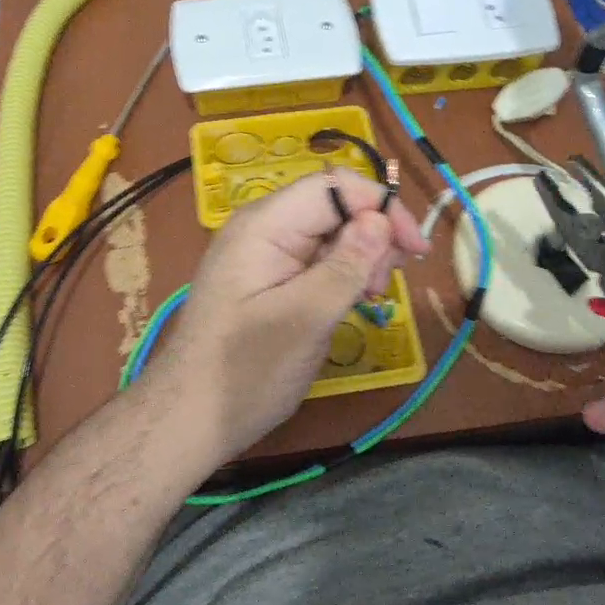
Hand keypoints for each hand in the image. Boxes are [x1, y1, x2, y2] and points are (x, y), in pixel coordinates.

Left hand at [134, 169, 429, 467]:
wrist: (190, 418)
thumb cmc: (246, 371)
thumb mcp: (304, 319)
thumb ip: (345, 266)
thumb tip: (380, 219)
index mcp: (264, 225)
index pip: (332, 186)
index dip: (380, 206)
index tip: (415, 248)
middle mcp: (262, 228)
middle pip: (332, 206)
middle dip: (372, 234)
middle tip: (384, 286)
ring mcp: (263, 254)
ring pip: (329, 233)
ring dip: (361, 256)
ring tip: (370, 297)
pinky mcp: (269, 280)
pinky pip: (315, 259)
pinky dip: (342, 274)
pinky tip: (352, 300)